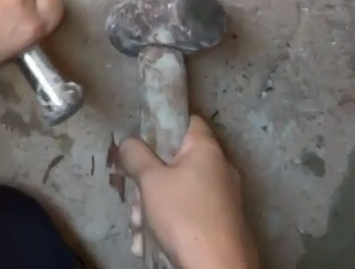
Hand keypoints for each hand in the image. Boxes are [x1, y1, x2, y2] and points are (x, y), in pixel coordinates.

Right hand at [118, 116, 260, 268]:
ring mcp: (226, 199)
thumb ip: (135, 154)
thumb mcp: (149, 179)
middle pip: (180, 156)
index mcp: (207, 149)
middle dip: (153, 171)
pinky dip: (173, 217)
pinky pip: (192, 210)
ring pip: (183, 187)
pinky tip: (152, 236)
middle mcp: (222, 169)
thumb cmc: (184, 215)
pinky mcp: (225, 224)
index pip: (187, 119)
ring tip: (138, 220)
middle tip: (134, 184)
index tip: (143, 136)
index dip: (164, 122)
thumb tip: (129, 143)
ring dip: (157, 199)